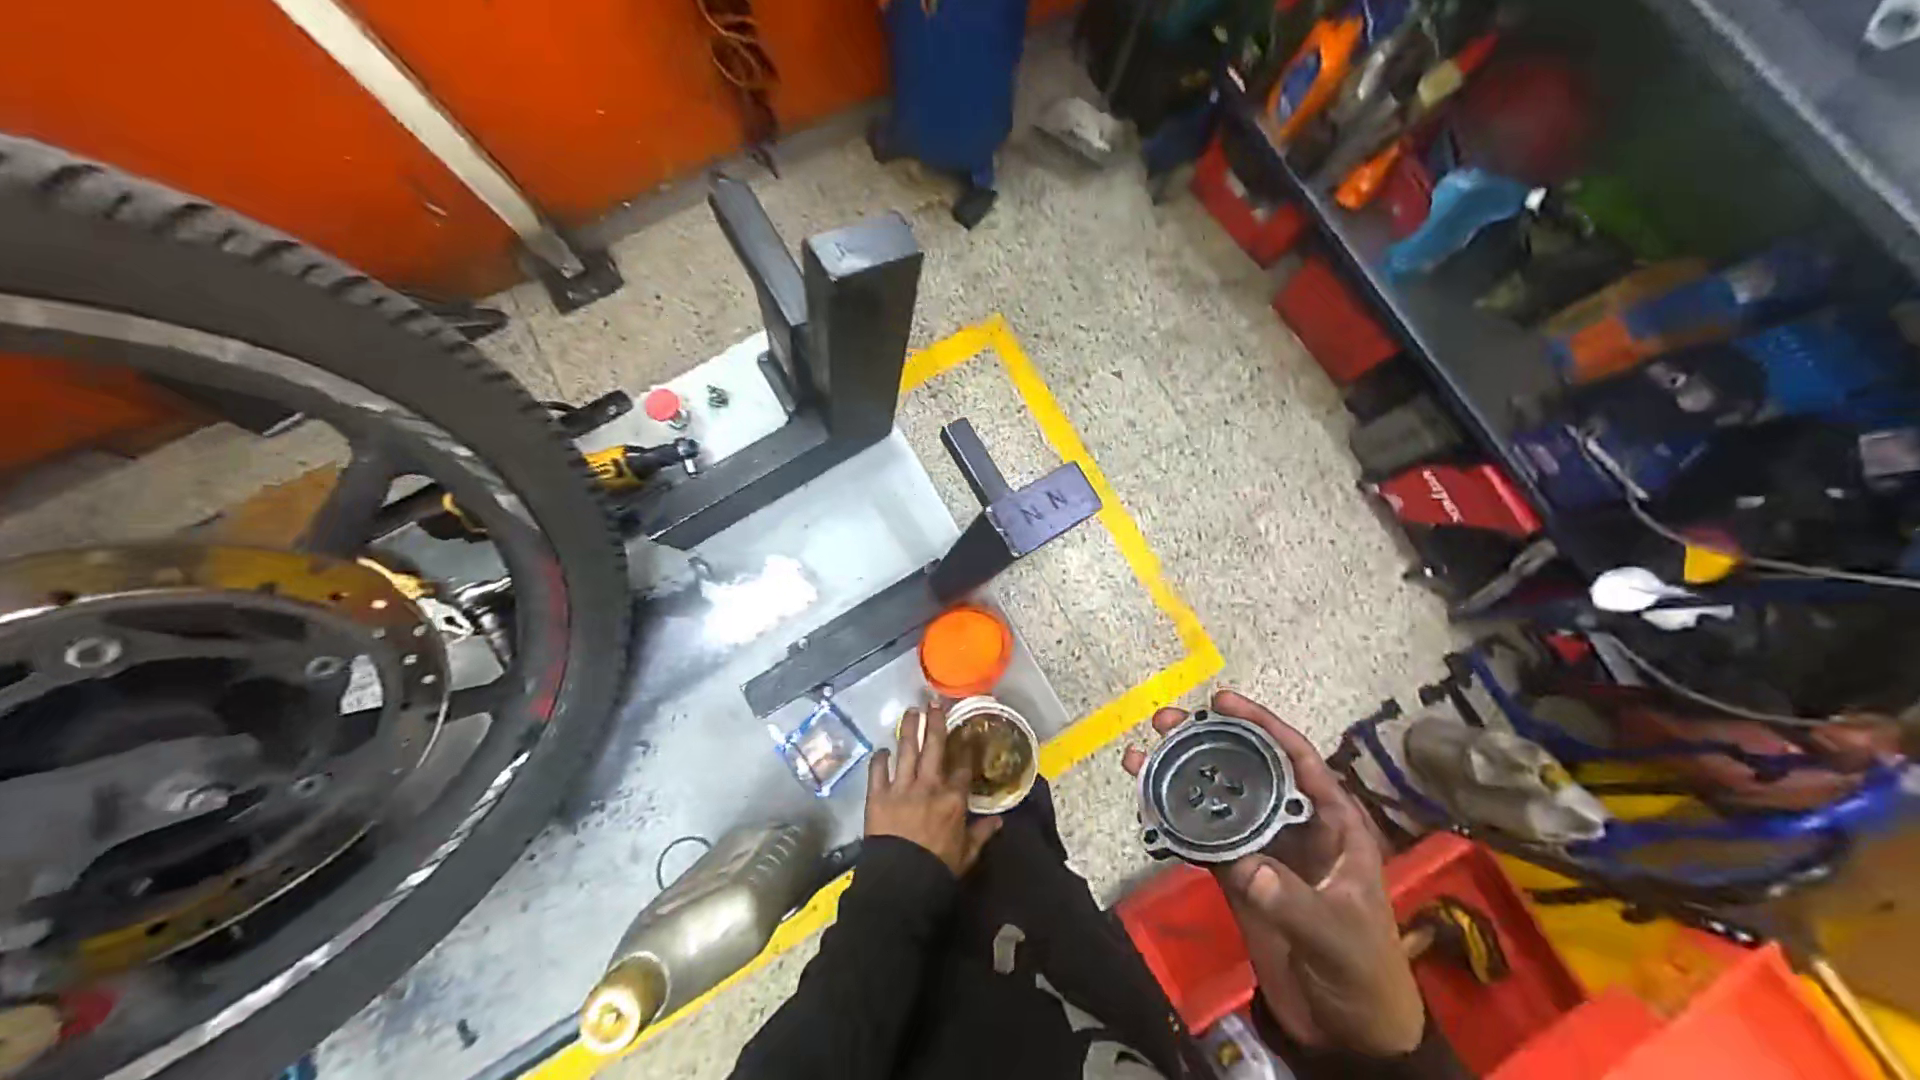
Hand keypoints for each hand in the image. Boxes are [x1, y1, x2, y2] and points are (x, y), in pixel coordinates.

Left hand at [866, 702, 1001, 876]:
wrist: (901, 883)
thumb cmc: (937, 869)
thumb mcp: (966, 854)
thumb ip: (981, 833)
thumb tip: (999, 820)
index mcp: (952, 799)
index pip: (962, 766)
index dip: (966, 747)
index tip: (967, 730)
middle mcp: (928, 786)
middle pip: (934, 747)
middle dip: (935, 723)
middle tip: (935, 703)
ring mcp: (901, 788)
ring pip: (906, 751)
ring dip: (909, 729)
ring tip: (911, 711)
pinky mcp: (877, 795)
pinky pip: (877, 771)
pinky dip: (879, 759)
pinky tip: (882, 750)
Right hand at [1123, 690, 1424, 1056]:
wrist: (1345, 1030)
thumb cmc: (1363, 973)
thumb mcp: (1339, 936)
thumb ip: (1295, 901)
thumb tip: (1244, 864)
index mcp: (1330, 822)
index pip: (1297, 758)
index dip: (1262, 724)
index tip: (1222, 702)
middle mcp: (1289, 823)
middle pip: (1246, 768)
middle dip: (1207, 740)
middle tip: (1166, 724)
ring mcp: (1258, 846)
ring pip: (1216, 797)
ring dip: (1180, 773)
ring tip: (1142, 755)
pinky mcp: (1233, 873)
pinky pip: (1199, 836)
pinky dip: (1171, 818)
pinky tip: (1144, 802)